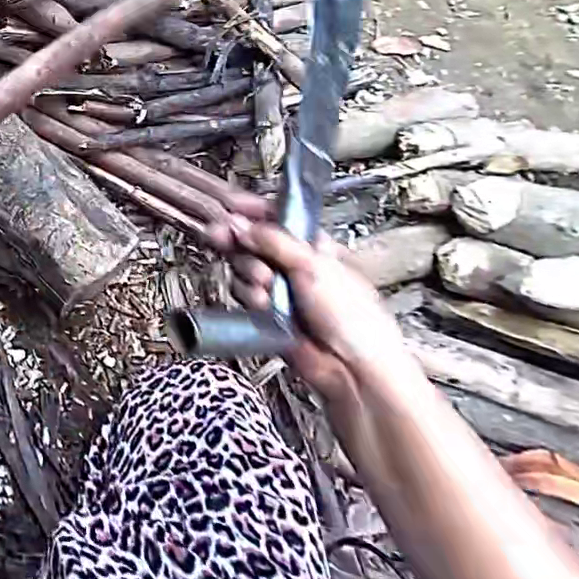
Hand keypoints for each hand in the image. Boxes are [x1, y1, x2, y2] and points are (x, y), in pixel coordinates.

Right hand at [212, 215, 411, 401]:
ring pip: (244, 266)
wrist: (352, 371)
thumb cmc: (356, 322)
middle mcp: (295, 265)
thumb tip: (243, 224)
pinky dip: (250, 297)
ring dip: (249, 274)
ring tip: (267, 285)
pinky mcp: (266, 310)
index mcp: (315, 247)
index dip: (253, 210)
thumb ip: (274, 241)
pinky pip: (243, 292)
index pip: (277, 218)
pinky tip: (264, 303)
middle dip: (238, 240)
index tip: (231, 207)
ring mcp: (280, 288)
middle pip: (253, 240)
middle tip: (223, 236)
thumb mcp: (315, 267)